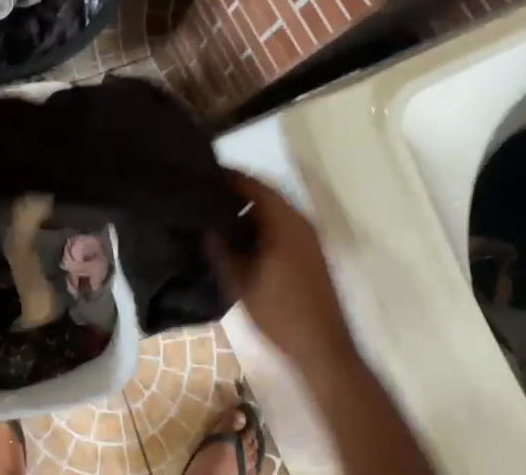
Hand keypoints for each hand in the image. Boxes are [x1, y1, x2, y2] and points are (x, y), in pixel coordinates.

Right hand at [209, 171, 356, 371]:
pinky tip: (239, 240)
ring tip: (215, 215)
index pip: (253, 184)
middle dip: (235, 193)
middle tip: (204, 194)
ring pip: (273, 212)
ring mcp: (308, 238)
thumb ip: (220, 248)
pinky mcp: (310, 254)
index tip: (201, 174)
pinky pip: (281, 226)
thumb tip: (203, 225)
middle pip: (264, 194)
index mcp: (285, 221)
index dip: (228, 177)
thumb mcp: (241, 281)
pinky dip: (260, 225)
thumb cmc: (281, 313)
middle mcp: (300, 222)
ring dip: (248, 210)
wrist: (324, 350)